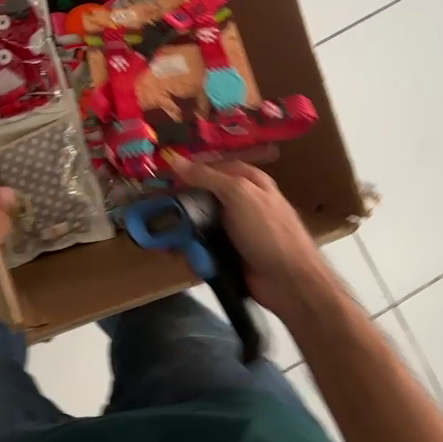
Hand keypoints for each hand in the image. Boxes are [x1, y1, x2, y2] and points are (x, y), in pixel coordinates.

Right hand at [168, 155, 327, 318]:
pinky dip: (190, 250)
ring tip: (159, 235)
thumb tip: (175, 159)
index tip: (164, 176)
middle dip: (180, 203)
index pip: (214, 167)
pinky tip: (173, 253)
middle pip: (203, 196)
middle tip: (153, 208)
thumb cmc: (267, 230)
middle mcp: (242, 203)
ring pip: (200, 223)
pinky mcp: (229, 254)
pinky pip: (204, 247)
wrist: (288, 282)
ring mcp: (235, 230)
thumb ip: (206, 177)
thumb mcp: (238, 194)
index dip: (190, 170)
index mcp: (249, 181)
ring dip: (182, 230)